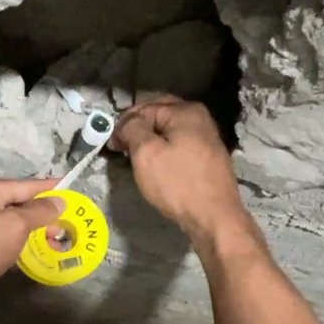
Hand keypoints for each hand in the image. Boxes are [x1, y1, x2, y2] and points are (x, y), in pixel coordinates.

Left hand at [0, 176, 62, 305]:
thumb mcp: (16, 226)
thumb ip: (39, 211)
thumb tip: (59, 200)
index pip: (27, 184)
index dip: (51, 189)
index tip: (72, 189)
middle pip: (17, 201)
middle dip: (41, 214)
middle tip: (63, 227)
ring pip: (7, 218)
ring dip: (29, 228)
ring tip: (50, 240)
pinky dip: (14, 237)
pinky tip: (24, 247)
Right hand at [111, 96, 257, 252]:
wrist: (213, 215)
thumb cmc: (177, 182)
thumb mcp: (146, 153)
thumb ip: (132, 129)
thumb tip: (126, 123)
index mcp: (185, 111)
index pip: (144, 108)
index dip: (123, 123)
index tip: (110, 143)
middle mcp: (199, 117)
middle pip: (159, 114)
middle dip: (137, 127)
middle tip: (120, 145)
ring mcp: (207, 136)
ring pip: (169, 129)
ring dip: (149, 138)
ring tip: (134, 154)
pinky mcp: (208, 156)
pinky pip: (179, 143)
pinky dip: (163, 147)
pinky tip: (155, 161)